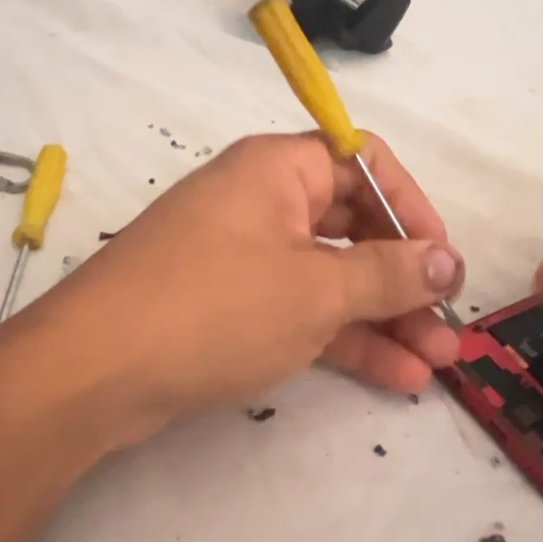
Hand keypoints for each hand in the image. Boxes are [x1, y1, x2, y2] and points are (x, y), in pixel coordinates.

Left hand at [0, 132, 462, 448]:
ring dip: (381, 320)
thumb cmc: (215, 307)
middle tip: (448, 333)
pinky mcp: (223, 309)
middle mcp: (257, 202)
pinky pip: (295, 312)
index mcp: (275, 169)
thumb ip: (388, 274)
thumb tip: (449, 261)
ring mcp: (238, 258)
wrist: (93, 371)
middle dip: (404, 280)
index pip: (362, 163)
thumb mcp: (314, 289)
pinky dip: (339, 340)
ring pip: (326, 279)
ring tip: (436, 368)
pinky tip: (392, 378)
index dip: (412, 208)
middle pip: (350, 228)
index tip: (444, 262)